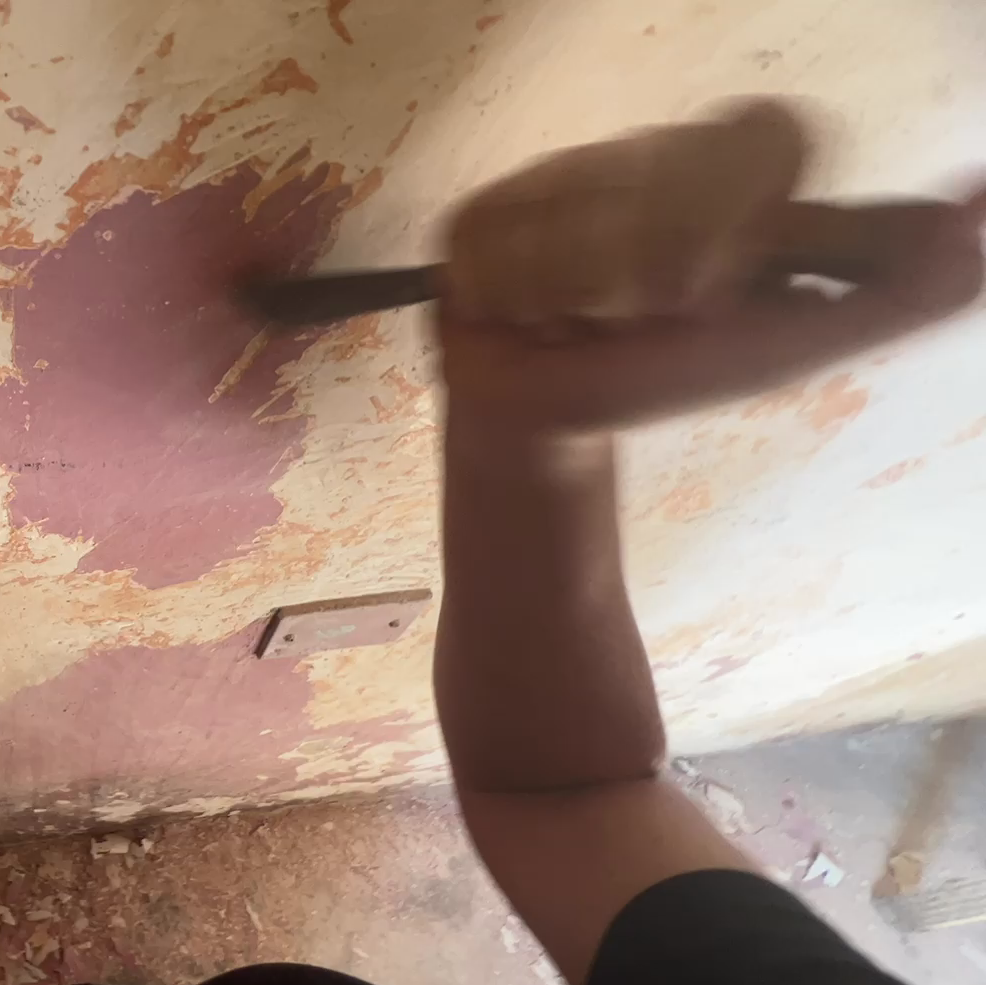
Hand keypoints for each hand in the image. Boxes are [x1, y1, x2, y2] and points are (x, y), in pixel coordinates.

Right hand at [437, 98, 985, 433]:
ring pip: (566, 227)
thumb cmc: (651, 380)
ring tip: (561, 328)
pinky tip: (511, 319)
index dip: (732, 227)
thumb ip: (911, 287)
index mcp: (727, 174)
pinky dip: (504, 304)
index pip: (763, 138)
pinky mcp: (474, 220)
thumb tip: (985, 197)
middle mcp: (639, 159)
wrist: (539, 421)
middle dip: (639, 286)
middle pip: (655, 188)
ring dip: (567, 307)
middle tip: (627, 324)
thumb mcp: (793, 348)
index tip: (709, 295)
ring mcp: (550, 181)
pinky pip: (491, 248)